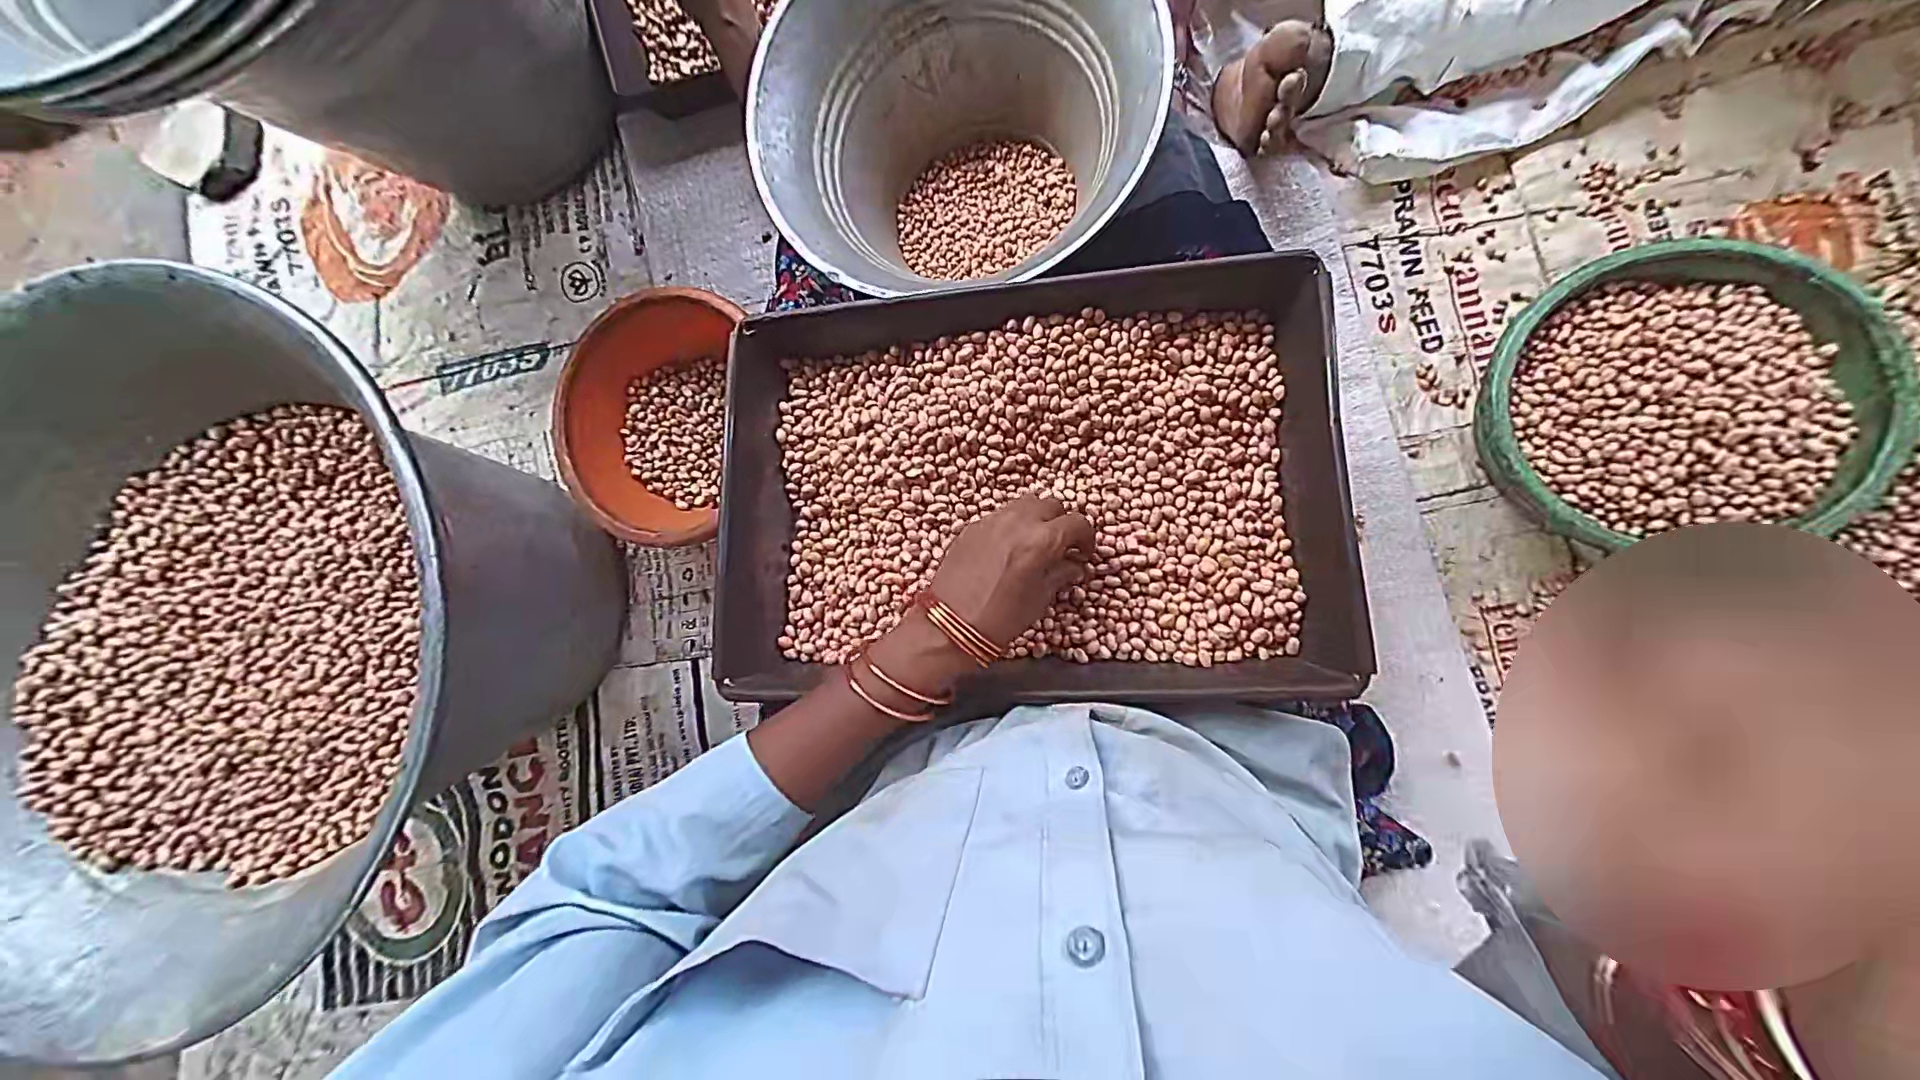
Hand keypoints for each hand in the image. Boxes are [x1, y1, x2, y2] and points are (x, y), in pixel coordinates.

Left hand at [928, 495, 1095, 648]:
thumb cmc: (999, 620)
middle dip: (1061, 524)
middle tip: (1061, 547)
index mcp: (1040, 541)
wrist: (948, 626)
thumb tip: (1073, 565)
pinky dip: (1012, 526)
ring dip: (1036, 519)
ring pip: (1024, 505)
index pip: (1077, 523)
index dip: (1086, 538)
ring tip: (1034, 545)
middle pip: (1051, 505)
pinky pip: (1000, 516)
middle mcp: (1016, 522)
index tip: (1083, 553)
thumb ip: (1060, 574)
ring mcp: (991, 521)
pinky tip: (1008, 551)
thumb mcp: (1039, 599)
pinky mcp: (971, 528)